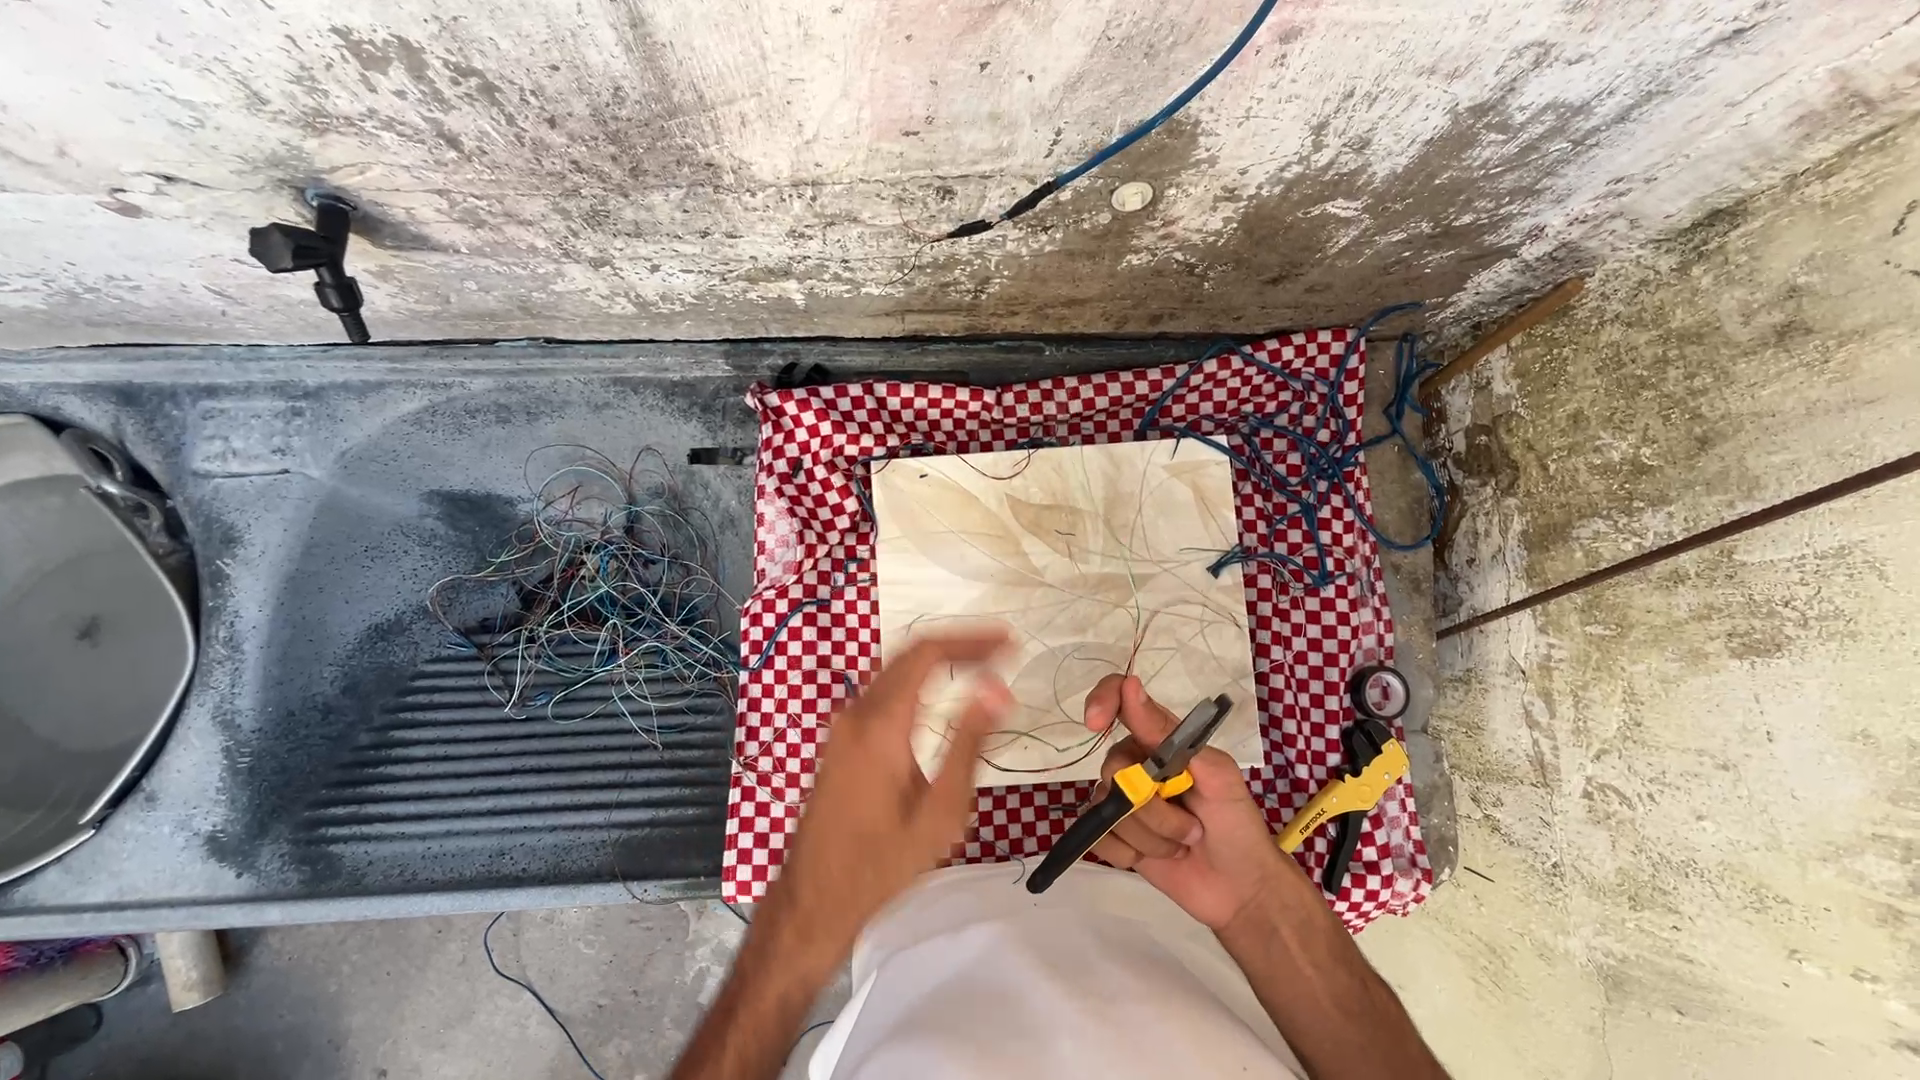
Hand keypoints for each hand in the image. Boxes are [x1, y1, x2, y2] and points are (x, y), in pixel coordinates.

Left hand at [764, 626, 1012, 951]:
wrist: (815, 897)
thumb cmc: (883, 862)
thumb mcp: (939, 811)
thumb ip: (968, 745)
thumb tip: (996, 691)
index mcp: (881, 724)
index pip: (927, 654)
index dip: (971, 641)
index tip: (1008, 644)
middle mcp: (857, 713)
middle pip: (909, 655)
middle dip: (958, 646)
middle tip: (1002, 650)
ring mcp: (843, 726)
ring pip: (894, 672)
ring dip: (937, 662)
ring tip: (981, 665)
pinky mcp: (840, 741)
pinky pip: (884, 693)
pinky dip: (917, 682)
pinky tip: (943, 696)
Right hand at [1082, 675, 1297, 929]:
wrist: (1241, 889)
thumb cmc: (1237, 825)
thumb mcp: (1216, 775)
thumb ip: (1170, 735)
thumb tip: (1130, 687)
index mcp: (1161, 740)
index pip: (1121, 700)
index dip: (1103, 700)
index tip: (1094, 722)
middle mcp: (1136, 764)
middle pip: (1114, 771)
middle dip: (1154, 810)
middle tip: (1191, 828)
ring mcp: (1123, 802)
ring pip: (1108, 811)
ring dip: (1151, 837)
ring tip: (1183, 845)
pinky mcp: (1116, 837)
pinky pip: (1099, 838)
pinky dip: (1128, 853)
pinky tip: (1156, 859)